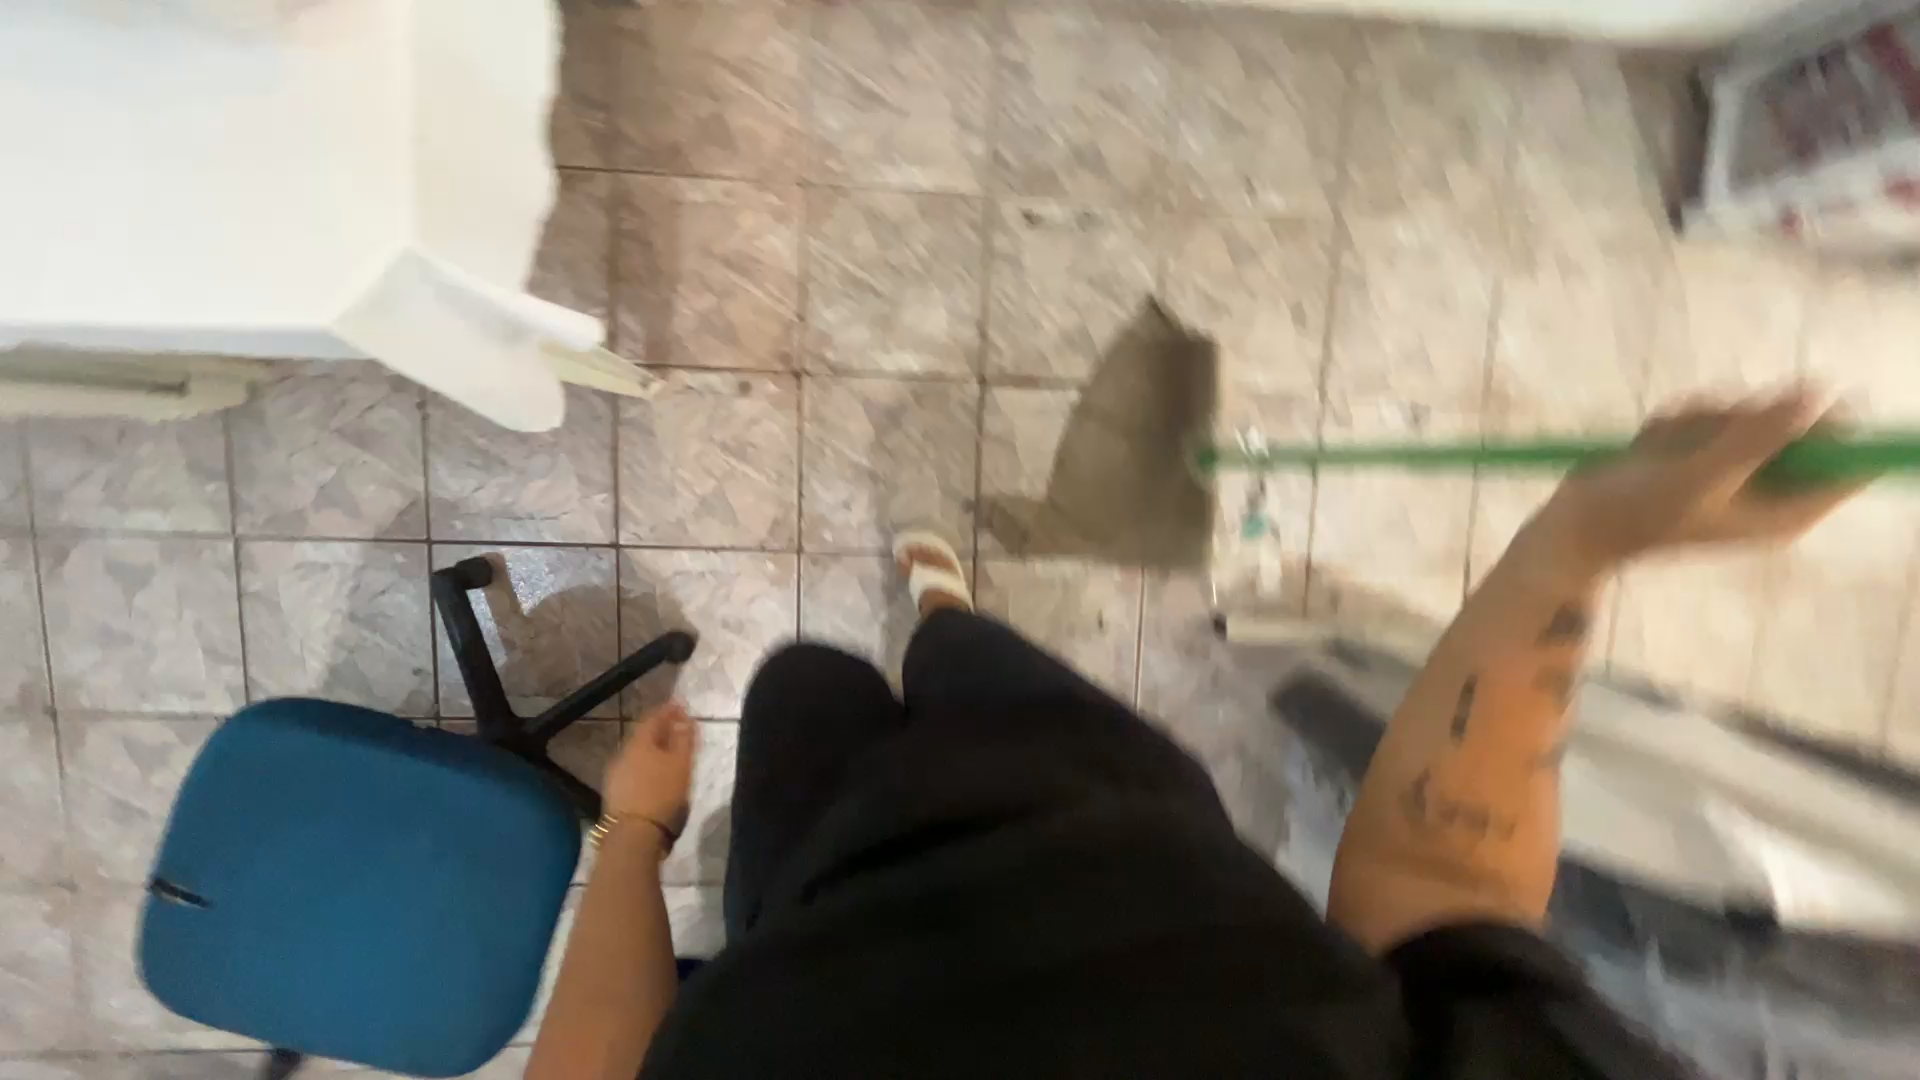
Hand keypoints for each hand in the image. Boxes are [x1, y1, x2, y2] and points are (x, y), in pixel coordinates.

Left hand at [606, 702, 696, 840]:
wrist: (634, 835)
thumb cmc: (663, 793)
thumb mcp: (682, 763)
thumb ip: (685, 738)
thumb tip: (686, 719)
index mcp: (639, 742)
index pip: (654, 717)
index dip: (670, 710)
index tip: (684, 708)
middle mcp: (623, 753)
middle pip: (644, 735)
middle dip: (662, 730)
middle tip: (680, 730)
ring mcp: (616, 774)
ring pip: (638, 753)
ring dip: (654, 749)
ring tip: (671, 754)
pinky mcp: (615, 793)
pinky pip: (634, 769)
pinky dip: (647, 765)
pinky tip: (656, 775)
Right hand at [1524, 387, 1866, 579]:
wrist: (1571, 524)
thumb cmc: (1633, 513)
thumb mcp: (1698, 479)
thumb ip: (1758, 439)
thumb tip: (1816, 393)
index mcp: (1783, 512)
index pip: (1848, 463)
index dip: (1827, 429)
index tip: (1788, 410)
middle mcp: (1763, 489)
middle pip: (1793, 429)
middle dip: (1742, 421)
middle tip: (1703, 435)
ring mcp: (1726, 471)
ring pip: (1740, 416)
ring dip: (1697, 420)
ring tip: (1660, 443)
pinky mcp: (1690, 456)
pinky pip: (1701, 419)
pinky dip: (1672, 424)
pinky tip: (1645, 444)